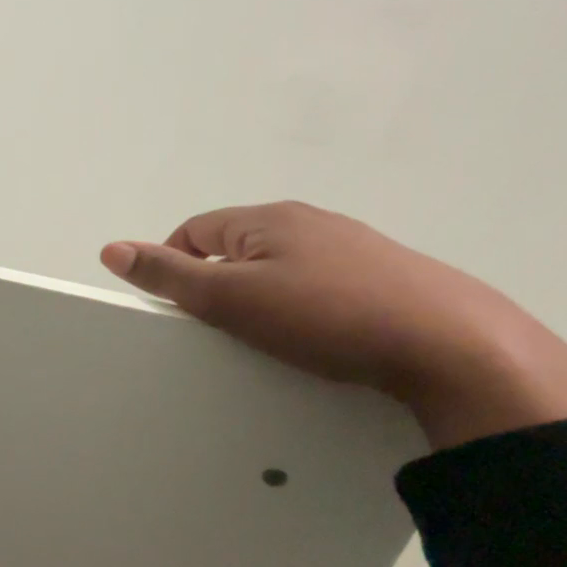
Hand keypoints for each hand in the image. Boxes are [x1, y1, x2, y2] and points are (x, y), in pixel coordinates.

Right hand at [100, 201, 566, 448]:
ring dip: (264, 298)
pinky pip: (323, 288)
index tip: (177, 304)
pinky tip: (317, 339)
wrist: (454, 348)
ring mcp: (357, 249)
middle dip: (220, 283)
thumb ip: (167, 275)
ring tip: (270, 337)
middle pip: (239, 247)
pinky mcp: (389, 279)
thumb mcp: (228, 298)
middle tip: (220, 325)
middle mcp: (314, 223)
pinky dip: (306, 310)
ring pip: (282, 269)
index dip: (173, 263)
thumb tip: (113, 248)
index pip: (195, 229)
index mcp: (269, 219)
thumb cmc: (326, 316)